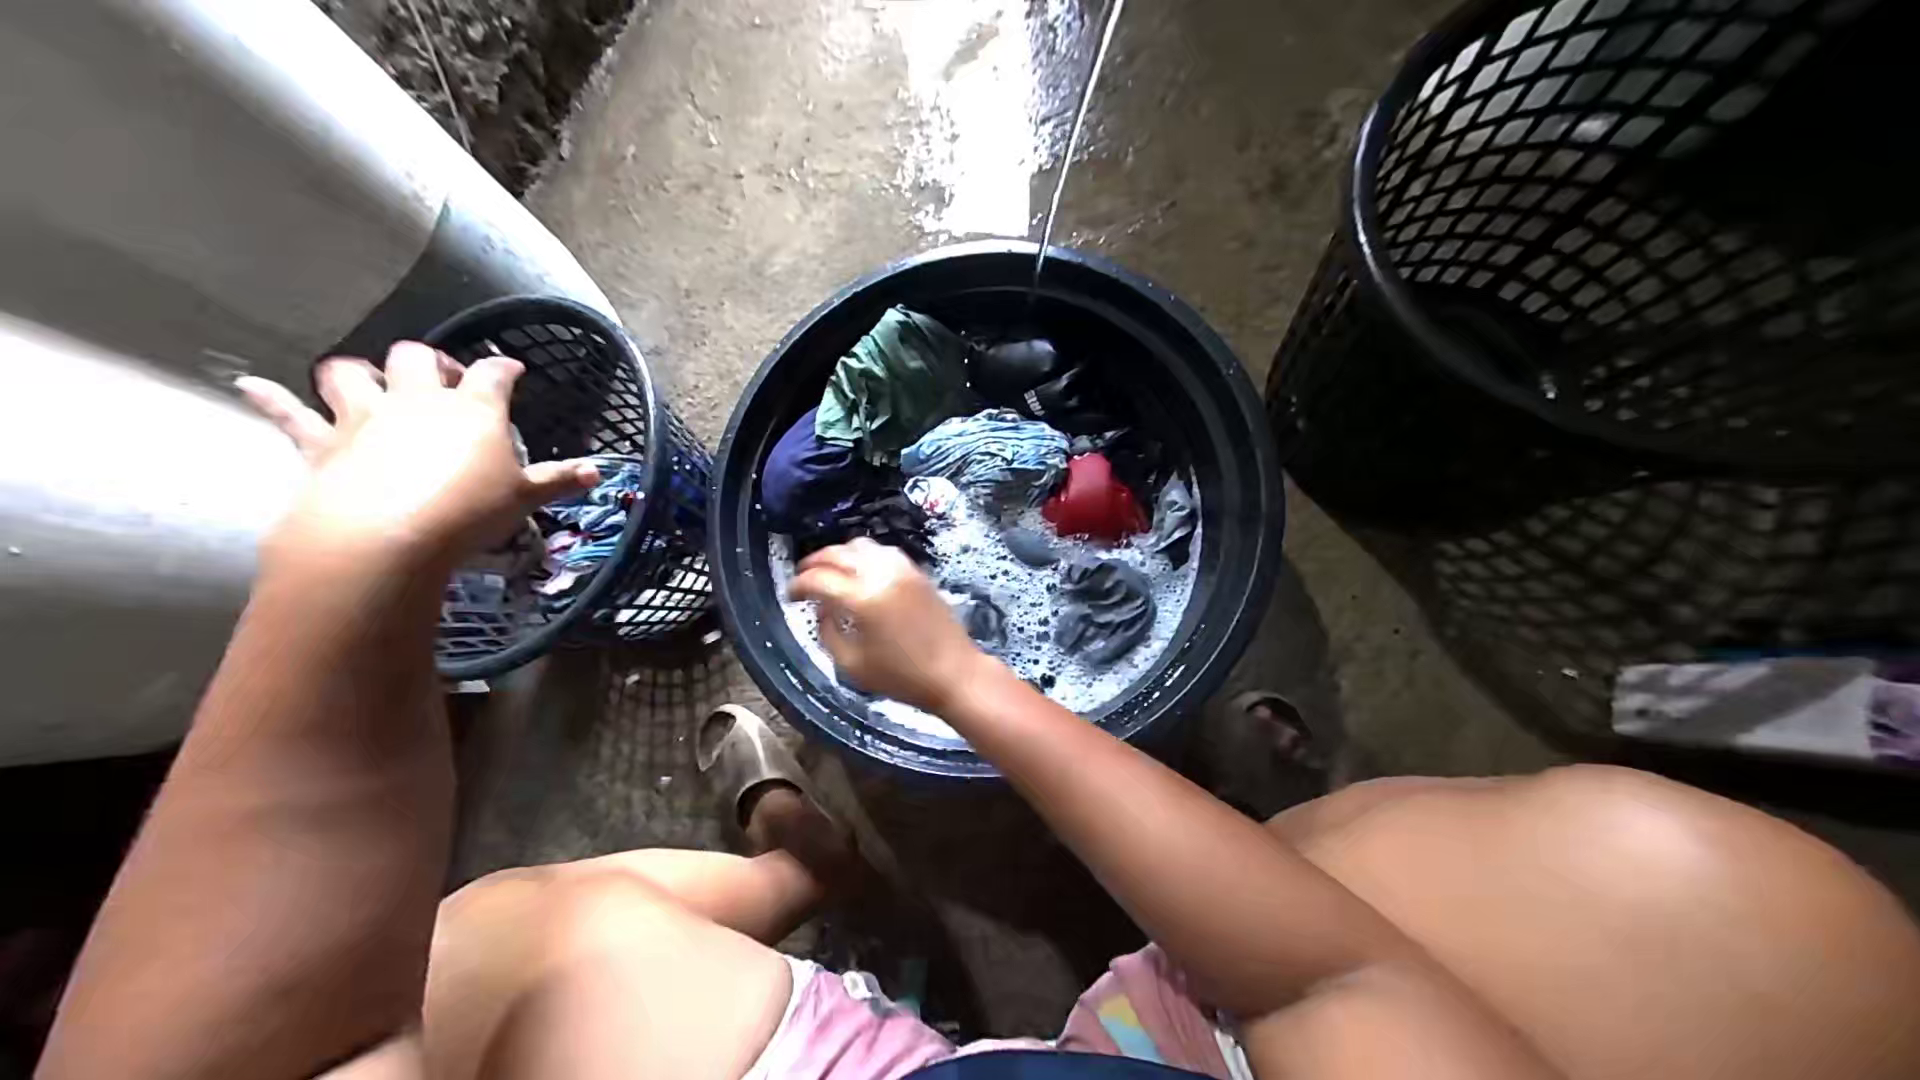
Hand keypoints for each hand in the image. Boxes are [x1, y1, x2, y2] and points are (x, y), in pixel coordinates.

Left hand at [237, 341, 599, 571]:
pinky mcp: (323, 442)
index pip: (494, 374)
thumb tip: (596, 473)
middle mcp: (419, 400)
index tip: (513, 371)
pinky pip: (289, 413)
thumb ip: (559, 480)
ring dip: (359, 372)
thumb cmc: (469, 512)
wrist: (387, 538)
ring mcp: (366, 417)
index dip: (505, 368)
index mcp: (474, 410)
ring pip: (352, 372)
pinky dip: (270, 397)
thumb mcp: (525, 498)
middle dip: (432, 361)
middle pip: (418, 357)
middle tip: (445, 379)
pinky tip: (250, 385)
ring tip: (369, 382)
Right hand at [787, 538, 990, 712]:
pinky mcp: (917, 571)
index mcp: (862, 598)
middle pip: (838, 553)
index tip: (791, 595)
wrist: (954, 673)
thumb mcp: (852, 665)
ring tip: (829, 572)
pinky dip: (864, 555)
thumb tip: (820, 609)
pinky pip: (883, 551)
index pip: (819, 579)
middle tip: (803, 577)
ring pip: (861, 545)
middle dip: (814, 562)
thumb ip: (827, 632)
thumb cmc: (902, 677)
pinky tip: (859, 572)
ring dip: (840, 554)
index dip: (798, 585)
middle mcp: (881, 573)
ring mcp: (902, 568)